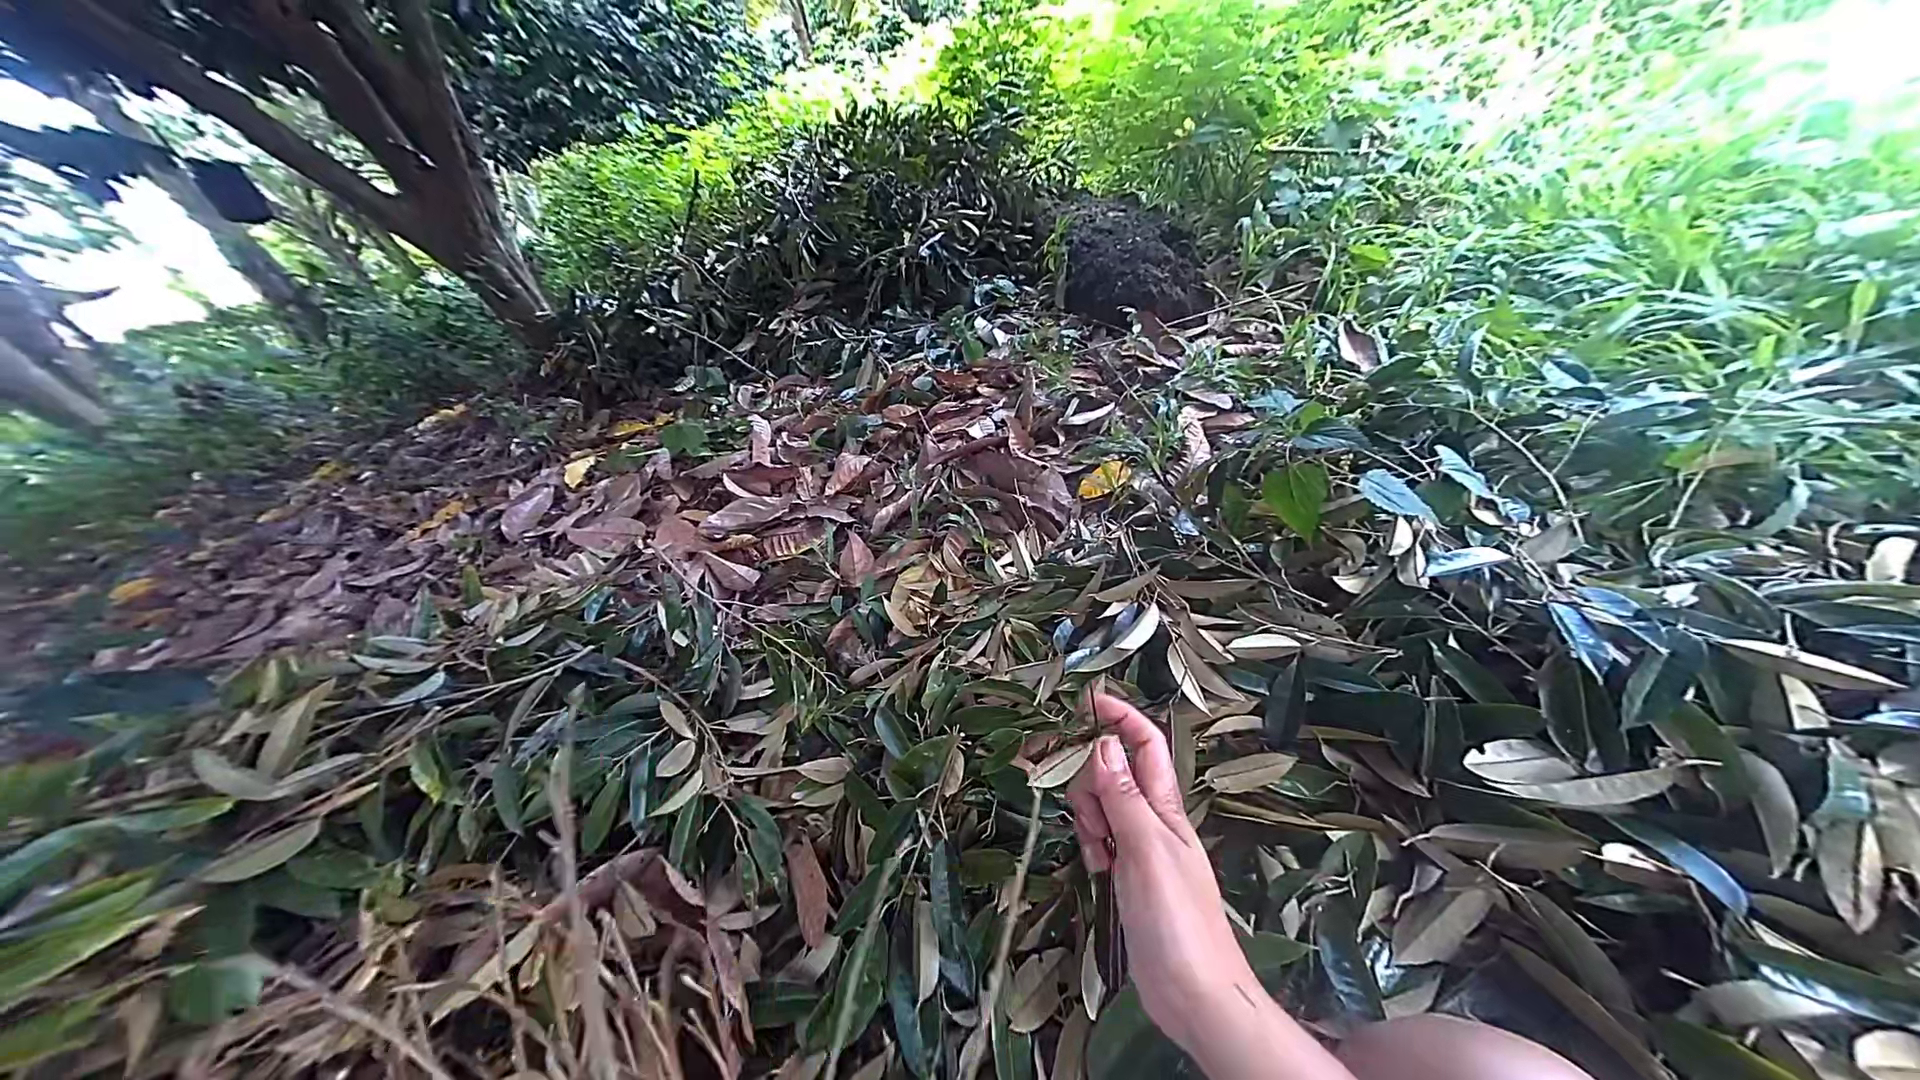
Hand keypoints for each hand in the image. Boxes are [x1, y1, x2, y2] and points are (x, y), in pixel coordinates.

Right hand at [1069, 692, 1356, 1079]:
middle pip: (1111, 770)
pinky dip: (1090, 844)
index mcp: (1164, 804)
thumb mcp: (1146, 850)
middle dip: (1090, 781)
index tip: (1087, 701)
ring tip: (1099, 853)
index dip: (1121, 717)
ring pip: (1100, 802)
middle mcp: (1151, 816)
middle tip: (1093, 819)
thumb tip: (1103, 743)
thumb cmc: (1179, 920)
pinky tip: (1098, 868)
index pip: (1144, 743)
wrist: (1195, 996)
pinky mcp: (1126, 869)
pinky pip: (1097, 836)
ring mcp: (1138, 843)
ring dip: (1087, 816)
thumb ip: (1123, 796)